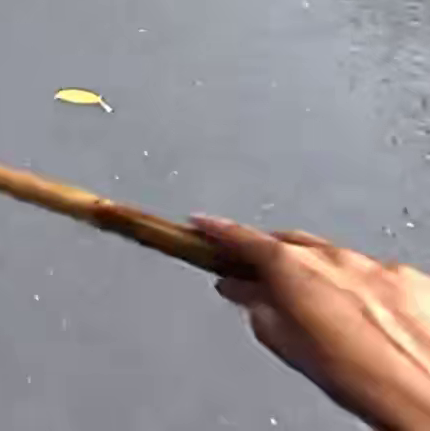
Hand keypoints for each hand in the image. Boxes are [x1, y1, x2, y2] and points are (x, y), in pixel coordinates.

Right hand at [195, 215, 429, 430]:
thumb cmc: (368, 382)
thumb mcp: (283, 341)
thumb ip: (253, 304)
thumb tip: (242, 291)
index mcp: (288, 262)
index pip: (234, 234)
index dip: (211, 230)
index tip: (200, 226)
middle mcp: (333, 258)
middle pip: (289, 243)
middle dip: (275, 258)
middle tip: (267, 280)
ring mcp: (384, 271)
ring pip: (338, 260)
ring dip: (324, 276)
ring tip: (331, 310)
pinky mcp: (425, 288)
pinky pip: (382, 278)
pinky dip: (369, 291)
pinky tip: (375, 318)